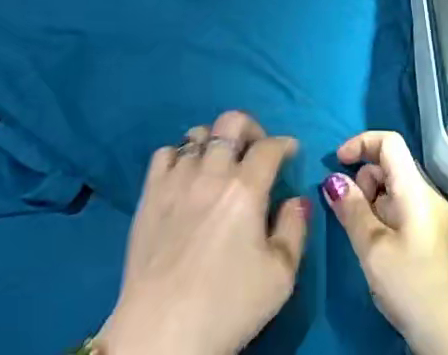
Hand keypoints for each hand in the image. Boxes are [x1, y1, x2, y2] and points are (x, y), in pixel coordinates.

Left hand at [98, 111, 309, 354]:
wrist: (164, 323)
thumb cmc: (229, 304)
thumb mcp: (280, 277)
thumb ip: (294, 230)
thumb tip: (297, 198)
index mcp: (245, 189)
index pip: (268, 148)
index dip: (284, 143)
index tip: (290, 150)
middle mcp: (210, 171)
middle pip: (230, 123)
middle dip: (250, 127)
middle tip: (257, 148)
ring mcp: (175, 177)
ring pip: (197, 134)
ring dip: (214, 140)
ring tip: (221, 161)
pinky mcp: (149, 189)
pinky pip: (166, 152)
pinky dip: (181, 155)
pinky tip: (186, 174)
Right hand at [321, 131, 447, 354]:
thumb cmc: (414, 288)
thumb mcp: (372, 248)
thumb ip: (351, 209)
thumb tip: (334, 179)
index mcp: (417, 192)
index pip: (389, 142)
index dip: (359, 143)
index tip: (337, 164)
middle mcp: (428, 199)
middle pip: (389, 167)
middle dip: (361, 179)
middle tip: (347, 212)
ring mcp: (433, 221)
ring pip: (393, 192)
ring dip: (369, 202)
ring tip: (359, 235)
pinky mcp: (433, 241)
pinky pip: (402, 212)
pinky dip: (381, 218)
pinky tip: (375, 249)